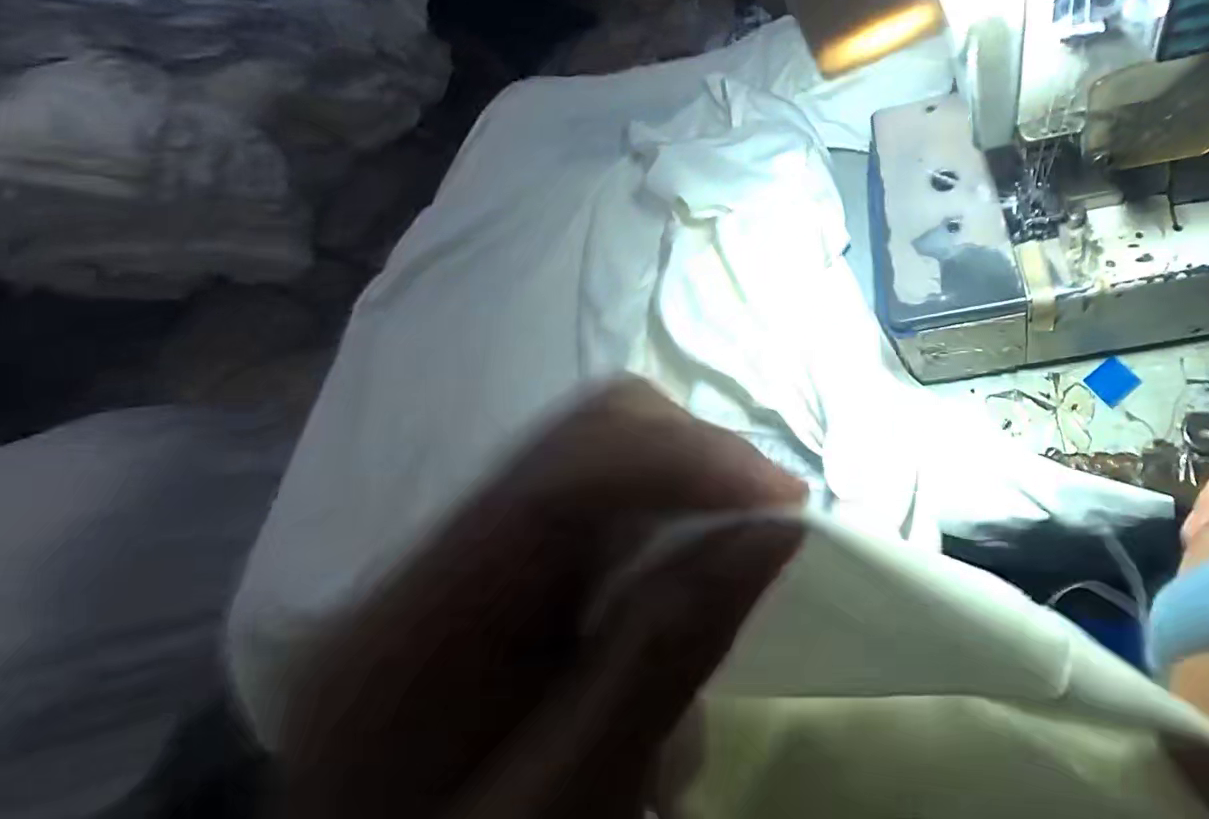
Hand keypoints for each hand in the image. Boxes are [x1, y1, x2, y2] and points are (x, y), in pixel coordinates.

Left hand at [277, 378, 807, 818]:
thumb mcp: (570, 799)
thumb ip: (664, 660)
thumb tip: (777, 529)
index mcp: (417, 622)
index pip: (562, 472)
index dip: (686, 458)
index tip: (787, 501)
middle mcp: (443, 554)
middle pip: (594, 431)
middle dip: (703, 461)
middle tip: (779, 518)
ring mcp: (480, 547)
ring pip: (615, 447)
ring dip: (699, 481)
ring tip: (748, 544)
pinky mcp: (517, 557)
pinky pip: (617, 489)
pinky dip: (680, 507)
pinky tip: (701, 559)